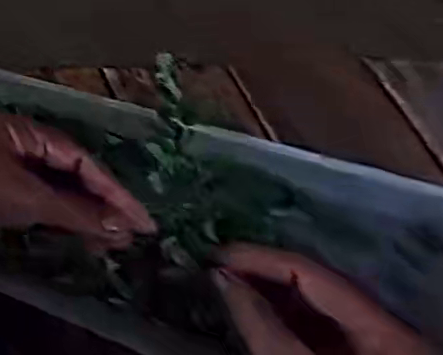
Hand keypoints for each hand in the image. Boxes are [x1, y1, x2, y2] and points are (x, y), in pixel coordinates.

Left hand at [0, 102, 155, 248]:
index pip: (72, 152)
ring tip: (104, 239)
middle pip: (58, 164)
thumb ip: (78, 213)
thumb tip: (122, 228)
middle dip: (94, 198)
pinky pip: (23, 190)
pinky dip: (49, 209)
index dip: (111, 187)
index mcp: (8, 125)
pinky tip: (68, 231)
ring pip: (42, 179)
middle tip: (126, 234)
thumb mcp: (29, 198)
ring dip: (73, 206)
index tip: (142, 222)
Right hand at [215, 244, 432, 354]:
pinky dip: (289, 314)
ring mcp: (389, 348)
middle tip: (214, 270)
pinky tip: (260, 314)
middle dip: (260, 273)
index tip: (207, 257)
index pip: (306, 270)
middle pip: (316, 283)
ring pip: (320, 302)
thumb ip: (258, 320)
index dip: (252, 257)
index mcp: (387, 331)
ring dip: (270, 292)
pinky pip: (328, 324)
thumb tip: (219, 275)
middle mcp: (395, 332)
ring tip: (230, 289)